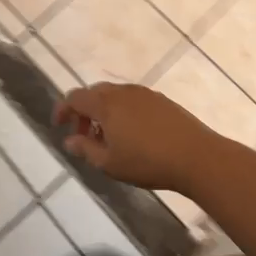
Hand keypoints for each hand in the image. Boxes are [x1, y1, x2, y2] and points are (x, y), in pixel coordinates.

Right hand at [52, 83, 228, 192]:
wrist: (197, 156)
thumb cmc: (148, 162)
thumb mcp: (110, 163)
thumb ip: (86, 150)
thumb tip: (69, 141)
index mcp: (105, 104)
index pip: (75, 98)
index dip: (63, 110)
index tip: (58, 125)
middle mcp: (122, 92)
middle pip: (94, 94)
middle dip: (84, 112)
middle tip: (84, 136)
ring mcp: (144, 94)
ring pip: (114, 96)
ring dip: (104, 113)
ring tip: (108, 139)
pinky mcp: (161, 100)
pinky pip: (132, 100)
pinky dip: (123, 112)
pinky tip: (132, 135)